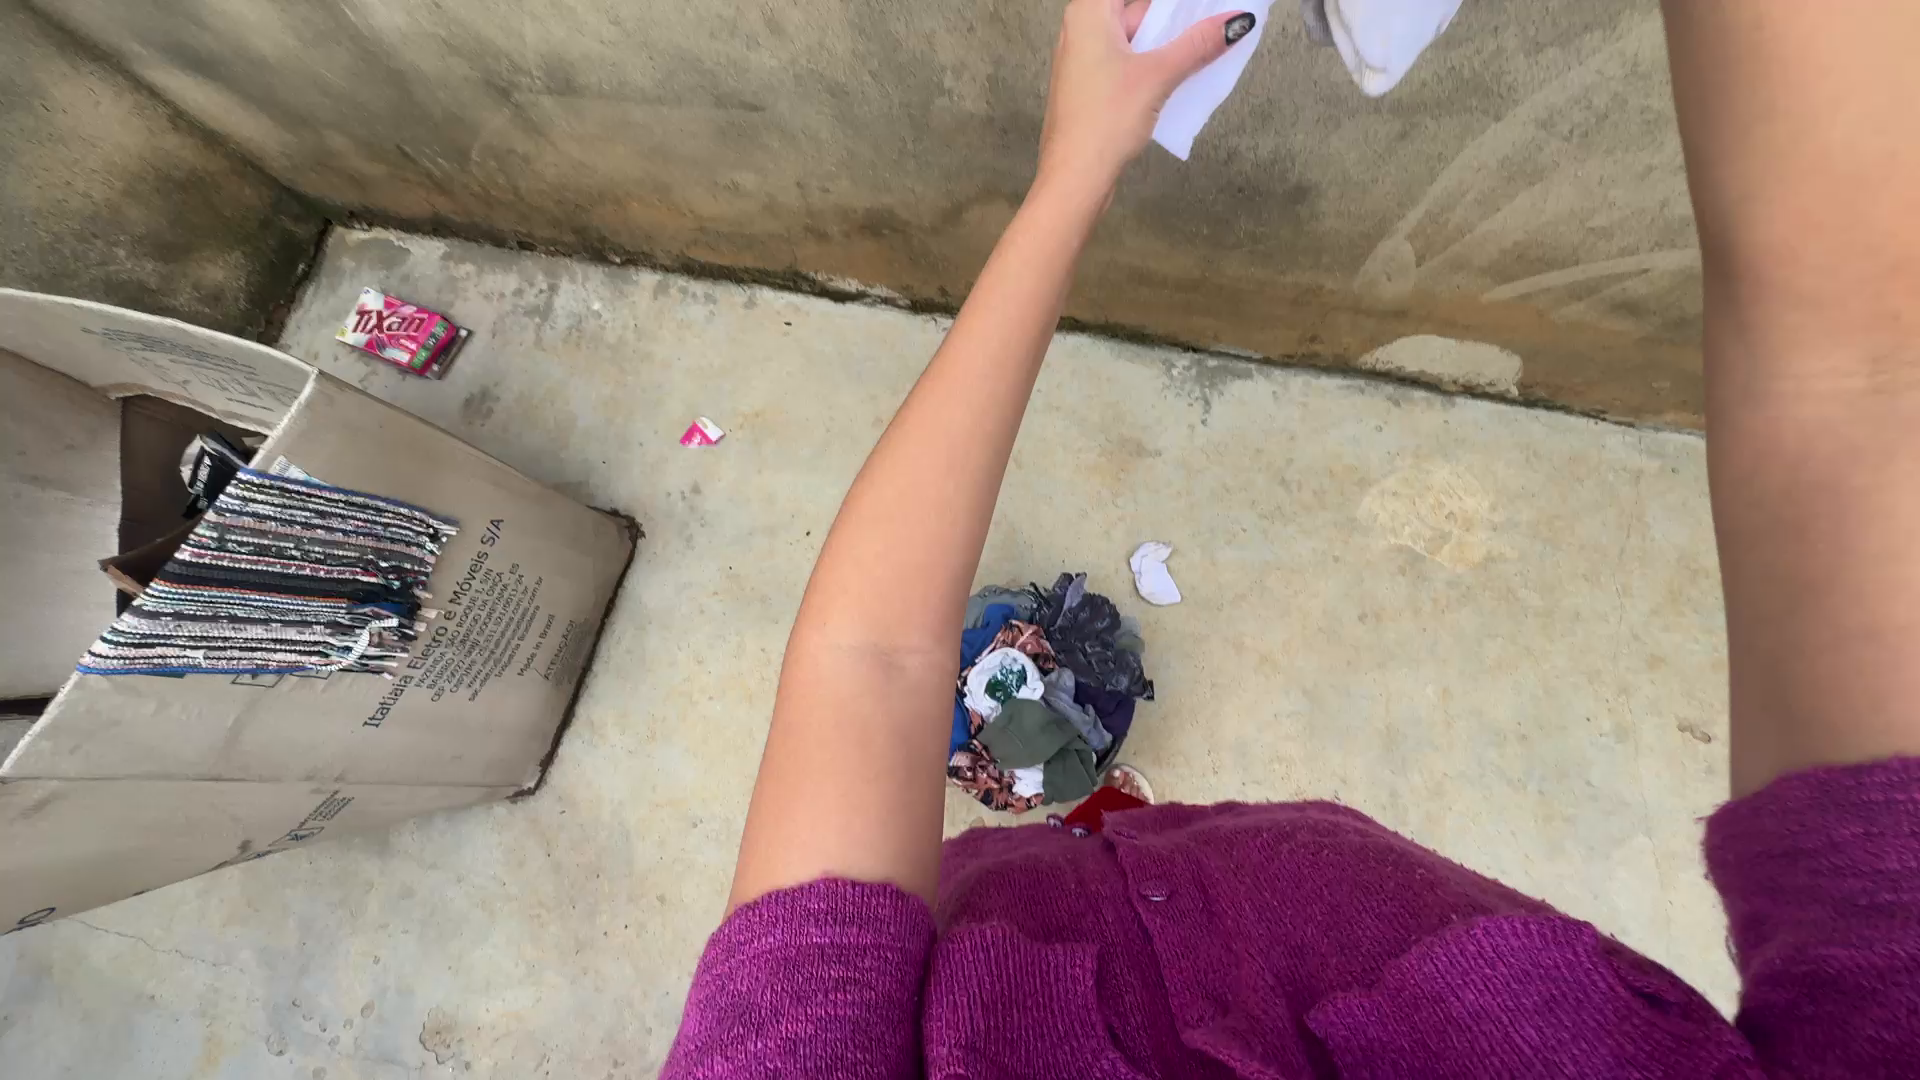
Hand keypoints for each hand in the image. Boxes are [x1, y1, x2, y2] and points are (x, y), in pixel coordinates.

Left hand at [1036, 0, 1254, 196]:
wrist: (1072, 180)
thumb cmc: (1106, 120)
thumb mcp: (1158, 77)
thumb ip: (1197, 45)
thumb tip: (1239, 21)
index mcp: (1089, 12)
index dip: (1172, 5)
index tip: (1200, 9)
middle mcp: (1080, 31)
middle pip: (1137, 11)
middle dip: (1174, 19)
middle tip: (1213, 19)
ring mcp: (1081, 65)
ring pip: (1133, 42)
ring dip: (1167, 45)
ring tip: (1206, 46)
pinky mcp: (1088, 93)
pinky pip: (1125, 68)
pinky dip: (1150, 68)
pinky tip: (1179, 76)